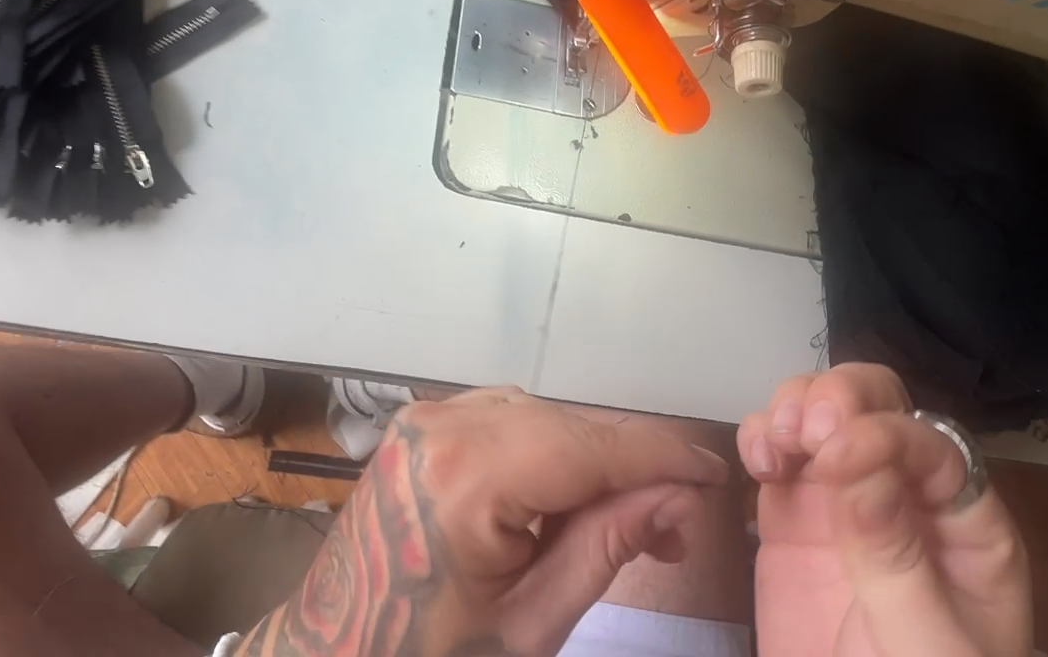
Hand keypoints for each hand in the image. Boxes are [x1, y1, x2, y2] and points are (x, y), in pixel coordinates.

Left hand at [243, 386, 729, 655]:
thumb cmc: (433, 654)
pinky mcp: (420, 422)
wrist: (333, 653)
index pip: (587, 447)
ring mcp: (425, 416)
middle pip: (566, 425)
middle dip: (630, 465)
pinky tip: (566, 492)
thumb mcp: (531, 623)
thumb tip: (680, 497)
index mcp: (464, 476)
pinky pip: (505, 418)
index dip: (659, 454)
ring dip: (591, 456)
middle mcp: (442, 424)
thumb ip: (606, 548)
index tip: (714, 473)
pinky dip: (546, 446)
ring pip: (540, 415)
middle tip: (674, 525)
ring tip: (625, 517)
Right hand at [738, 364, 1030, 656]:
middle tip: (807, 431)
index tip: (837, 453)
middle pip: (879, 404)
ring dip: (794, 406)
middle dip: (839, 397)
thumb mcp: (924, 645)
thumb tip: (857, 456)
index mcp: (965, 528)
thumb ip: (895, 555)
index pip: (934, 447)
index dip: (887, 433)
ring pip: (821, 410)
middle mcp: (904, 496)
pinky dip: (760, 434)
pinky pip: (776, 447)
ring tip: (777, 448)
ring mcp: (841, 499)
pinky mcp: (789, 513)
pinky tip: (759, 462)